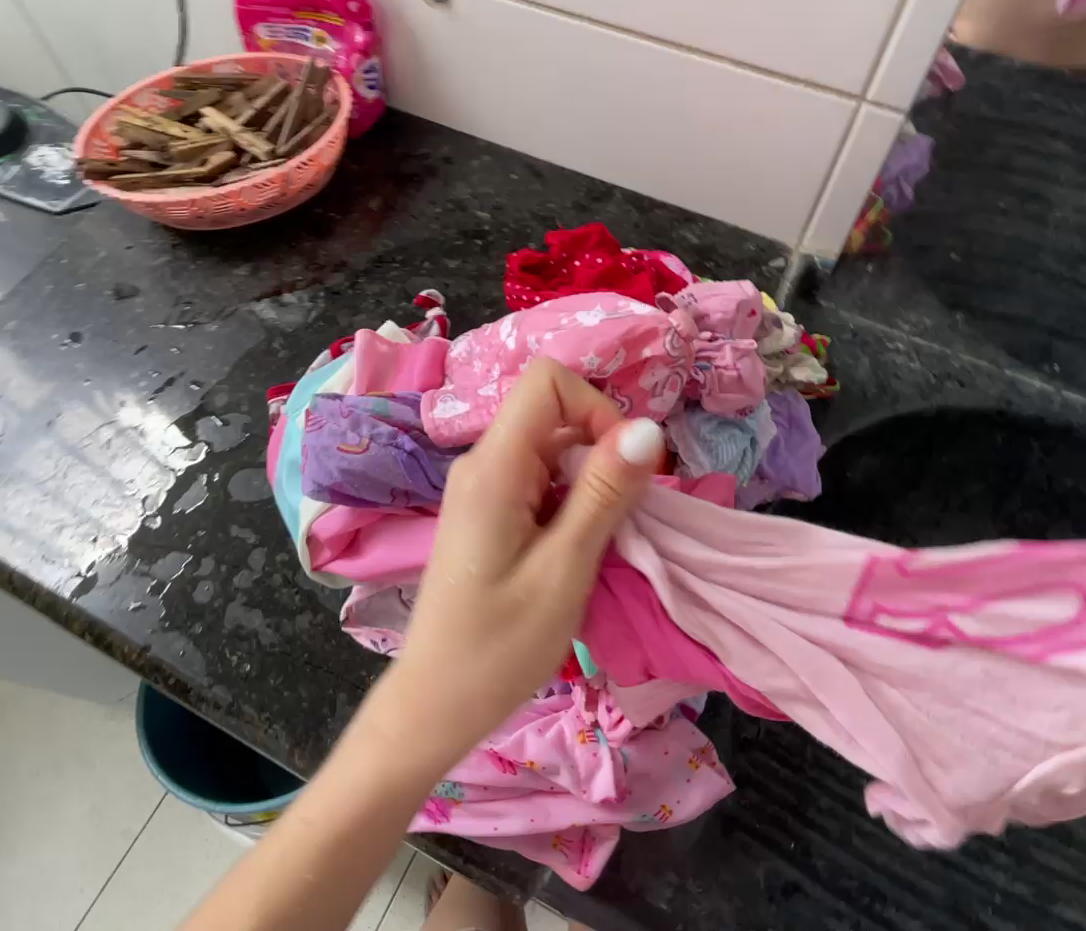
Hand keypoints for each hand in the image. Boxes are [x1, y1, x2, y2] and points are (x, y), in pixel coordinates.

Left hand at [379, 359, 663, 772]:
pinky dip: (572, 500)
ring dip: (591, 479)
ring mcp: (482, 489)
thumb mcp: (565, 569)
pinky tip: (580, 547)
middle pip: (552, 413)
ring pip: (551, 449)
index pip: (547, 383)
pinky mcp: (489, 514)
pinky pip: (539, 481)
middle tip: (628, 510)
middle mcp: (482, 465)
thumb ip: (605, 493)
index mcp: (493, 468)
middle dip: (602, 447)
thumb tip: (648, 427)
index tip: (627, 466)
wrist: (437, 703)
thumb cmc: (500, 646)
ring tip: (604, 537)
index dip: (597, 408)